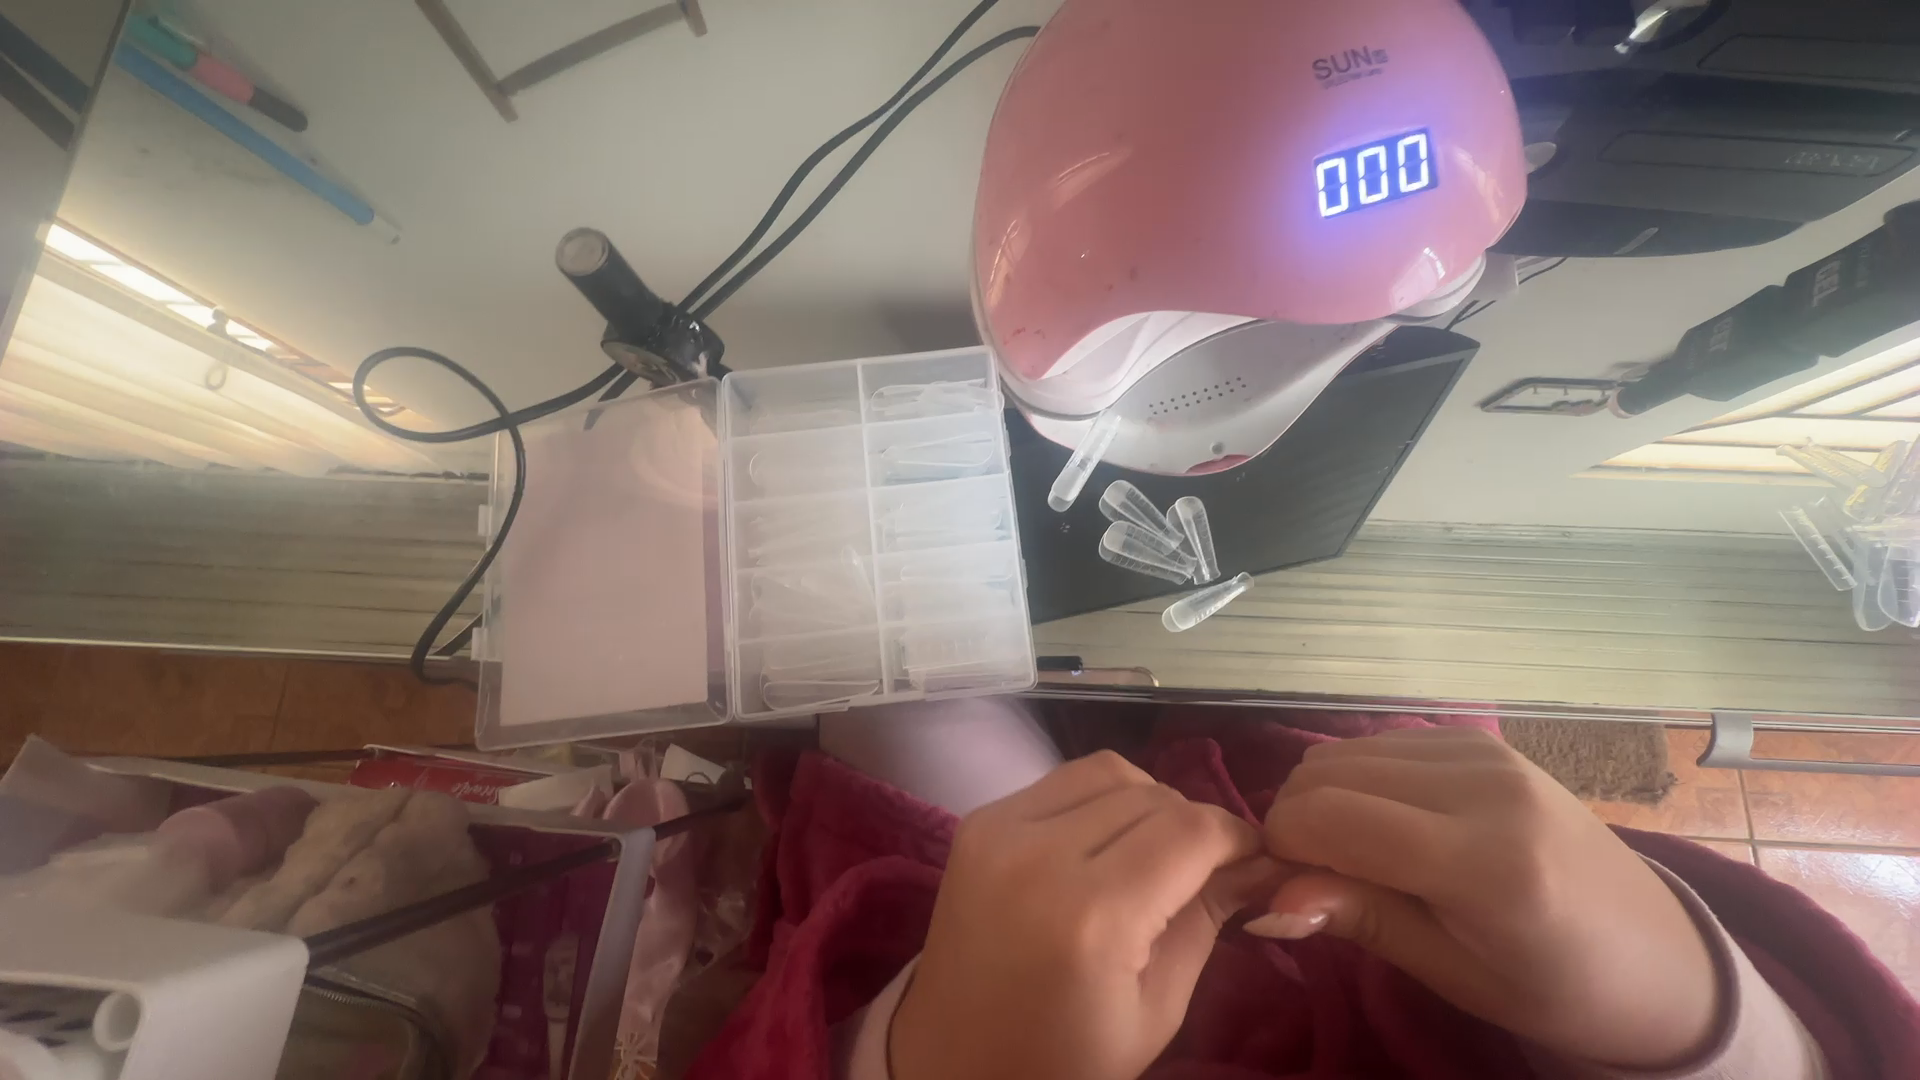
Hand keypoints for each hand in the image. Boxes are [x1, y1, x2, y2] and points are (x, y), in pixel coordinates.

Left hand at [890, 751, 1275, 1079]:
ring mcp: (999, 826)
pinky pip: (1061, 780)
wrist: (950, 1059)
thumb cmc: (1063, 1060)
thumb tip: (1260, 862)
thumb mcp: (1157, 1008)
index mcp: (1090, 916)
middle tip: (1207, 864)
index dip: (1235, 836)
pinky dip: (1097, 798)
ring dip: (1146, 799)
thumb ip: (1206, 918)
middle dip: (1195, 822)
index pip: (1189, 832)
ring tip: (1151, 848)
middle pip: (1151, 795)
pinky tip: (1100, 841)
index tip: (1254, 858)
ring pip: (1106, 771)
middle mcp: (1039, 853)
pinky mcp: (978, 818)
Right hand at [1254, 728, 1720, 1069]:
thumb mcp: (1452, 973)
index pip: (1331, 819)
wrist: (1661, 957)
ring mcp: (1480, 749)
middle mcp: (1482, 786)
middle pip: (1323, 776)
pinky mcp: (1475, 737)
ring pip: (1337, 753)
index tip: (1289, 885)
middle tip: (1317, 873)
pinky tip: (1382, 819)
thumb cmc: (1553, 988)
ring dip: (1318, 798)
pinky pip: (1371, 744)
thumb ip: (1357, 917)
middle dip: (1295, 822)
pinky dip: (1351, 779)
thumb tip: (1265, 901)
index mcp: (1487, 863)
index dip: (1284, 846)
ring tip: (1351, 849)